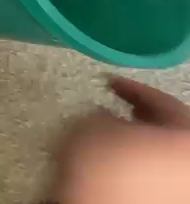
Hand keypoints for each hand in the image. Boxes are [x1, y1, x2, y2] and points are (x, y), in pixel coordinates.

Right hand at [51, 76, 189, 203]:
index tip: (110, 81)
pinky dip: (151, 159)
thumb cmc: (101, 160)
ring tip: (122, 131)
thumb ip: (107, 113)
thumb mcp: (92, 122)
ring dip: (152, 138)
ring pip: (175, 153)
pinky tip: (127, 156)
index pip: (166, 103)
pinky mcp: (177, 197)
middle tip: (122, 104)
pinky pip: (170, 171)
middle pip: (179, 130)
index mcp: (188, 138)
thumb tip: (113, 116)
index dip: (134, 88)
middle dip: (150, 116)